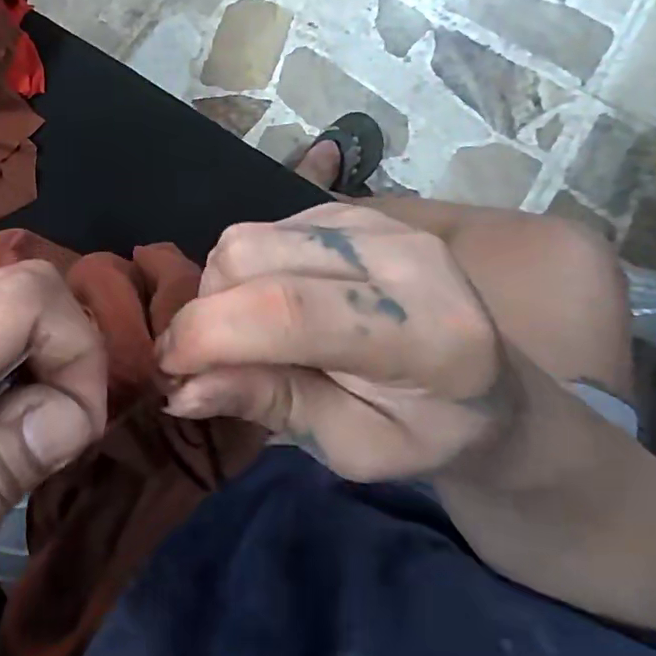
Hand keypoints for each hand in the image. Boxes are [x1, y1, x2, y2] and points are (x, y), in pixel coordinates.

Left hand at [0, 261, 107, 655]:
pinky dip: (6, 336)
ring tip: (19, 423)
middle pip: (23, 280)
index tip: (69, 442)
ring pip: (2, 282)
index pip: (26, 300)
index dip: (78, 360)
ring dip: (39, 347)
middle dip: (68, 354)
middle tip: (49, 439)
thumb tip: (69, 410)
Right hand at [158, 204, 513, 481]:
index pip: (287, 310)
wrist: (486, 386)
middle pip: (247, 255)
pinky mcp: (347, 208)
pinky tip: (268, 305)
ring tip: (244, 334)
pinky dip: (238, 274)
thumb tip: (181, 388)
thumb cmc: (422, 431)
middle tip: (208, 359)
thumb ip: (270, 405)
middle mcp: (401, 255)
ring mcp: (373, 220)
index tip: (169, 369)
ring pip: (242, 238)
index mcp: (424, 331)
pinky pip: (257, 231)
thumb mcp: (352, 446)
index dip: (207, 334)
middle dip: (205, 311)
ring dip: (218, 291)